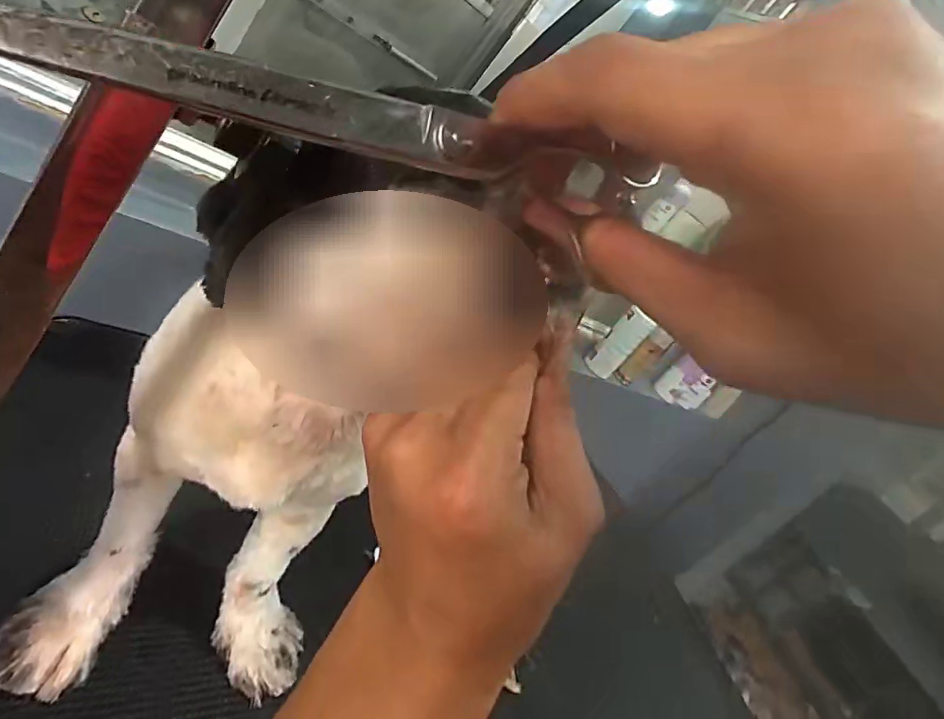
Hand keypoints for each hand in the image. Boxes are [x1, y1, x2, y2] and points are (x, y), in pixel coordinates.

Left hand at [362, 344, 602, 681]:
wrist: (429, 624)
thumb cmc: (515, 582)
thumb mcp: (569, 512)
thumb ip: (559, 417)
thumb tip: (554, 333)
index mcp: (471, 471)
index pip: (508, 362)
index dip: (535, 331)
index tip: (555, 317)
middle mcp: (417, 440)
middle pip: (471, 345)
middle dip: (508, 327)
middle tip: (536, 326)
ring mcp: (386, 430)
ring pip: (443, 346)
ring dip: (480, 338)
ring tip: (508, 350)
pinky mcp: (374, 427)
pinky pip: (420, 365)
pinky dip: (452, 356)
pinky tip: (474, 369)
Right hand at [495, 0, 943, 457]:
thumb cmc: (925, 353)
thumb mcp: (748, 342)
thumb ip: (630, 266)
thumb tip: (557, 208)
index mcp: (785, 130)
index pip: (612, 77)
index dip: (534, 98)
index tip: (490, 131)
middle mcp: (818, 44)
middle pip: (649, 59)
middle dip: (581, 110)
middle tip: (547, 168)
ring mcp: (859, 21)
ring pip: (698, 54)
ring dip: (643, 105)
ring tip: (619, 167)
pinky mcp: (886, 24)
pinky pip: (754, 53)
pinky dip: (704, 96)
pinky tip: (705, 149)